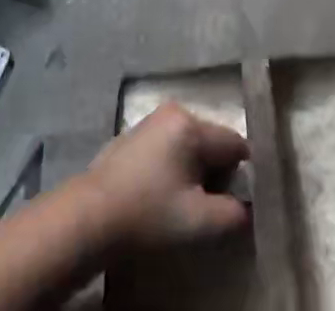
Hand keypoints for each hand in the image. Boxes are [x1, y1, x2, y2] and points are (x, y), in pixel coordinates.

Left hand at [79, 102, 250, 251]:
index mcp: (191, 125)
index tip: (236, 200)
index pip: (235, 144)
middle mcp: (172, 112)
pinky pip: (166, 147)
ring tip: (181, 202)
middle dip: (215, 172)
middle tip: (206, 205)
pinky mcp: (131, 136)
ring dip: (192, 171)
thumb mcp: (199, 222)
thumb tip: (246, 208)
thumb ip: (234, 214)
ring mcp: (148, 122)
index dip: (242, 173)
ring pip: (188, 145)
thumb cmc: (148, 215)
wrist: (87, 219)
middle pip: (211, 142)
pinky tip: (158, 195)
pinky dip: (171, 167)